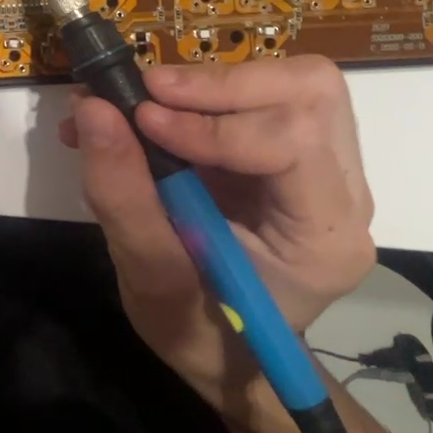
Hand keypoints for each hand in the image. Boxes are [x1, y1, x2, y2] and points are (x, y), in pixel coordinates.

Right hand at [59, 56, 375, 423]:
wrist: (225, 350)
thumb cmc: (198, 328)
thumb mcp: (149, 276)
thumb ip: (122, 194)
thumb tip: (90, 107)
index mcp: (323, 236)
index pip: (294, 143)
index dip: (215, 124)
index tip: (143, 121)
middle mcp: (341, 193)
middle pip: (309, 94)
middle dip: (220, 83)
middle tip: (145, 95)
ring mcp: (322, 167)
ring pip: (289, 82)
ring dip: (208, 82)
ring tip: (138, 104)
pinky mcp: (287, 150)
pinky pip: (257, 94)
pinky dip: (196, 91)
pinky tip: (141, 114)